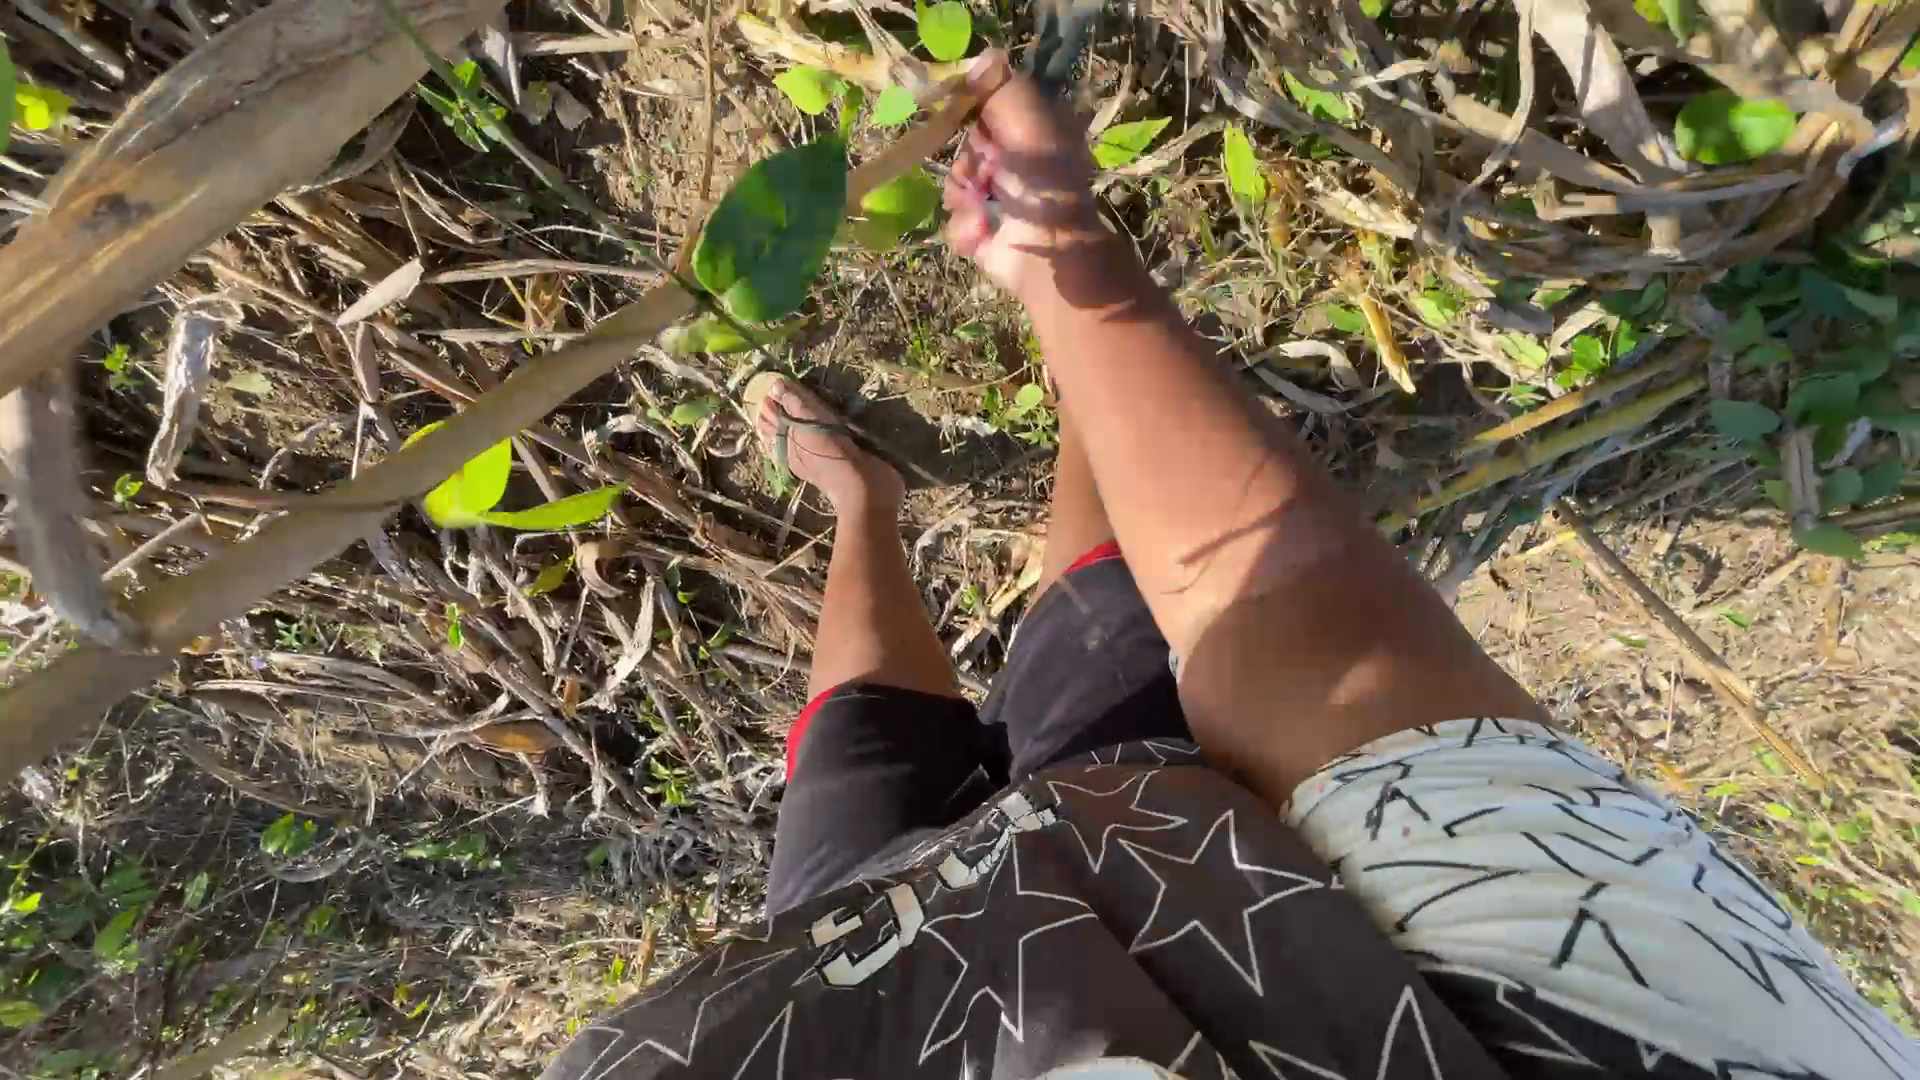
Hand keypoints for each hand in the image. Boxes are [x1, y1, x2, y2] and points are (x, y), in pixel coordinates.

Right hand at [943, 52, 1110, 302]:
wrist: (1047, 253)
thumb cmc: (1044, 182)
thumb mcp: (1028, 121)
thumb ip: (1002, 88)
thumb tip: (980, 59)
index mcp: (1033, 136)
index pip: (990, 112)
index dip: (975, 116)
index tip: (969, 121)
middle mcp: (1017, 167)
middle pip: (968, 149)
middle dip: (968, 163)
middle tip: (983, 175)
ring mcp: (998, 203)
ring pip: (956, 186)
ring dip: (963, 197)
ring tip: (981, 210)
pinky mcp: (983, 236)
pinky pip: (956, 223)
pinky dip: (966, 229)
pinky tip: (982, 234)